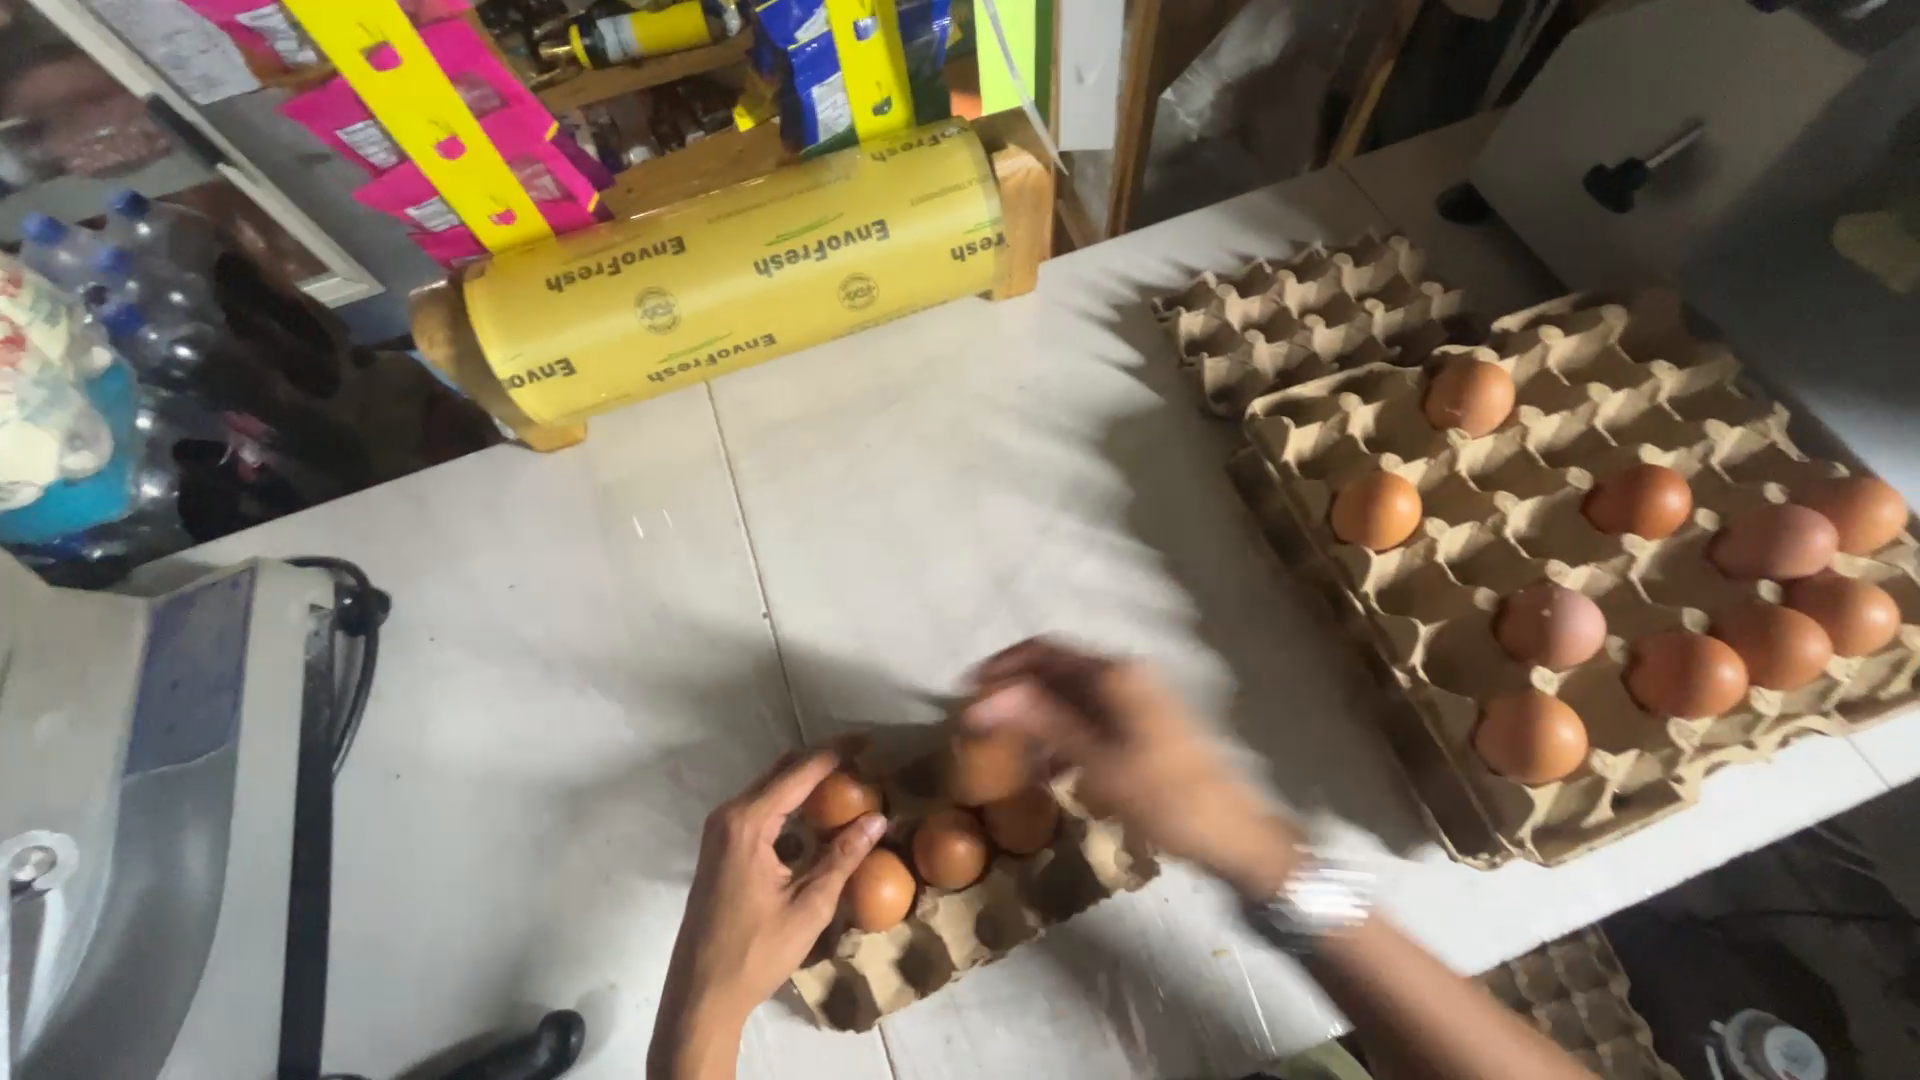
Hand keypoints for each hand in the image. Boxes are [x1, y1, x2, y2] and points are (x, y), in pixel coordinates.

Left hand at [650, 748, 886, 1078]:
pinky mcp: (720, 846)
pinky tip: (817, 816)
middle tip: (863, 760)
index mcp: (748, 823)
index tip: (869, 740)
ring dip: (806, 780)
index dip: (837, 752)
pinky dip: (790, 801)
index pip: (800, 771)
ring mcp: (720, 830)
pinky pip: (760, 807)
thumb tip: (878, 818)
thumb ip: (843, 856)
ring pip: (770, 787)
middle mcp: (729, 815)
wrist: (701, 996)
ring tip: (848, 783)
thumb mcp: (809, 906)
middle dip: (823, 760)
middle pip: (782, 770)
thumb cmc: (756, 952)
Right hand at [962, 638, 1302, 896]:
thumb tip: (983, 700)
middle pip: (1055, 671)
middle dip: (1016, 694)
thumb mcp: (1096, 762)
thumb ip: (1040, 723)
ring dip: (1038, 718)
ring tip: (1010, 754)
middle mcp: (1125, 674)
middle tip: (983, 725)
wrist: (1234, 834)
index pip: (1043, 651)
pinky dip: (1063, 734)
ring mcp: (1137, 697)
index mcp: (1115, 673)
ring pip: (1071, 696)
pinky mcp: (1143, 723)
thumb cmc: (1165, 798)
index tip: (966, 689)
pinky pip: (1090, 717)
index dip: (1001, 666)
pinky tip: (1048, 770)